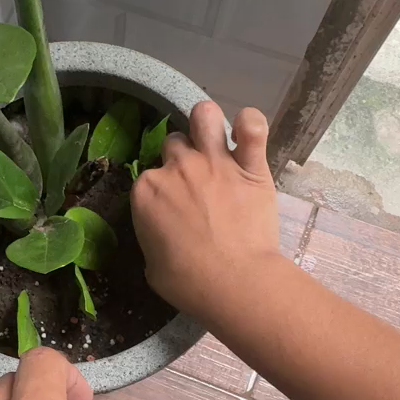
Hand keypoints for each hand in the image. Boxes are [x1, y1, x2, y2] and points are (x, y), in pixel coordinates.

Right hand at [131, 101, 285, 321]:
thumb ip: (153, 237)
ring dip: (206, 123)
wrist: (234, 283)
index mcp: (146, 191)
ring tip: (215, 140)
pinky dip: (250, 124)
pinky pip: (252, 126)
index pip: (149, 178)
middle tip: (195, 182)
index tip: (171, 209)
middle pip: (173, 145)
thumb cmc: (187, 283)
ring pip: (204, 116)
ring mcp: (214, 161)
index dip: (161, 191)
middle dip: (181, 159)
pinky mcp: (251, 165)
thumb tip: (163, 235)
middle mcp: (177, 167)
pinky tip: (248, 133)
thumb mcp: (152, 265)